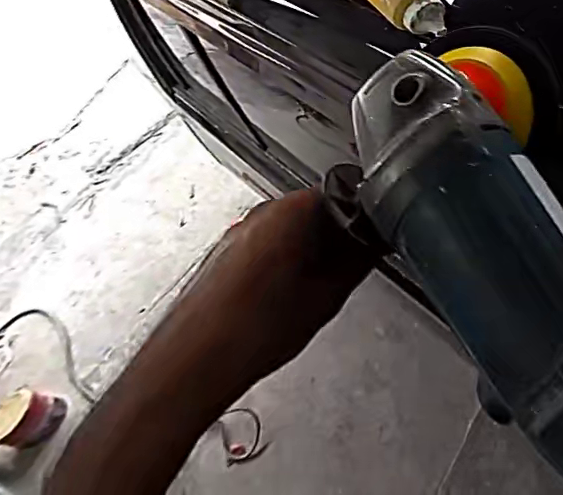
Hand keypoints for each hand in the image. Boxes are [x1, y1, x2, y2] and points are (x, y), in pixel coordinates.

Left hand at [47, 188, 373, 494]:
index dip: (359, 220)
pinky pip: (263, 248)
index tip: (366, 243)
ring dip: (304, 253)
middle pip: (313, 212)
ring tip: (308, 294)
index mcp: (290, 210)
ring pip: (287, 231)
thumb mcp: (326, 297)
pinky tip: (278, 304)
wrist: (188, 368)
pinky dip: (278, 266)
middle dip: (332, 238)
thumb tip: (375, 242)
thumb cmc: (250, 331)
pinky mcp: (223, 255)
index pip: (341, 194)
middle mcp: (261, 212)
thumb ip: (357, 260)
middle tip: (341, 273)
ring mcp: (238, 232)